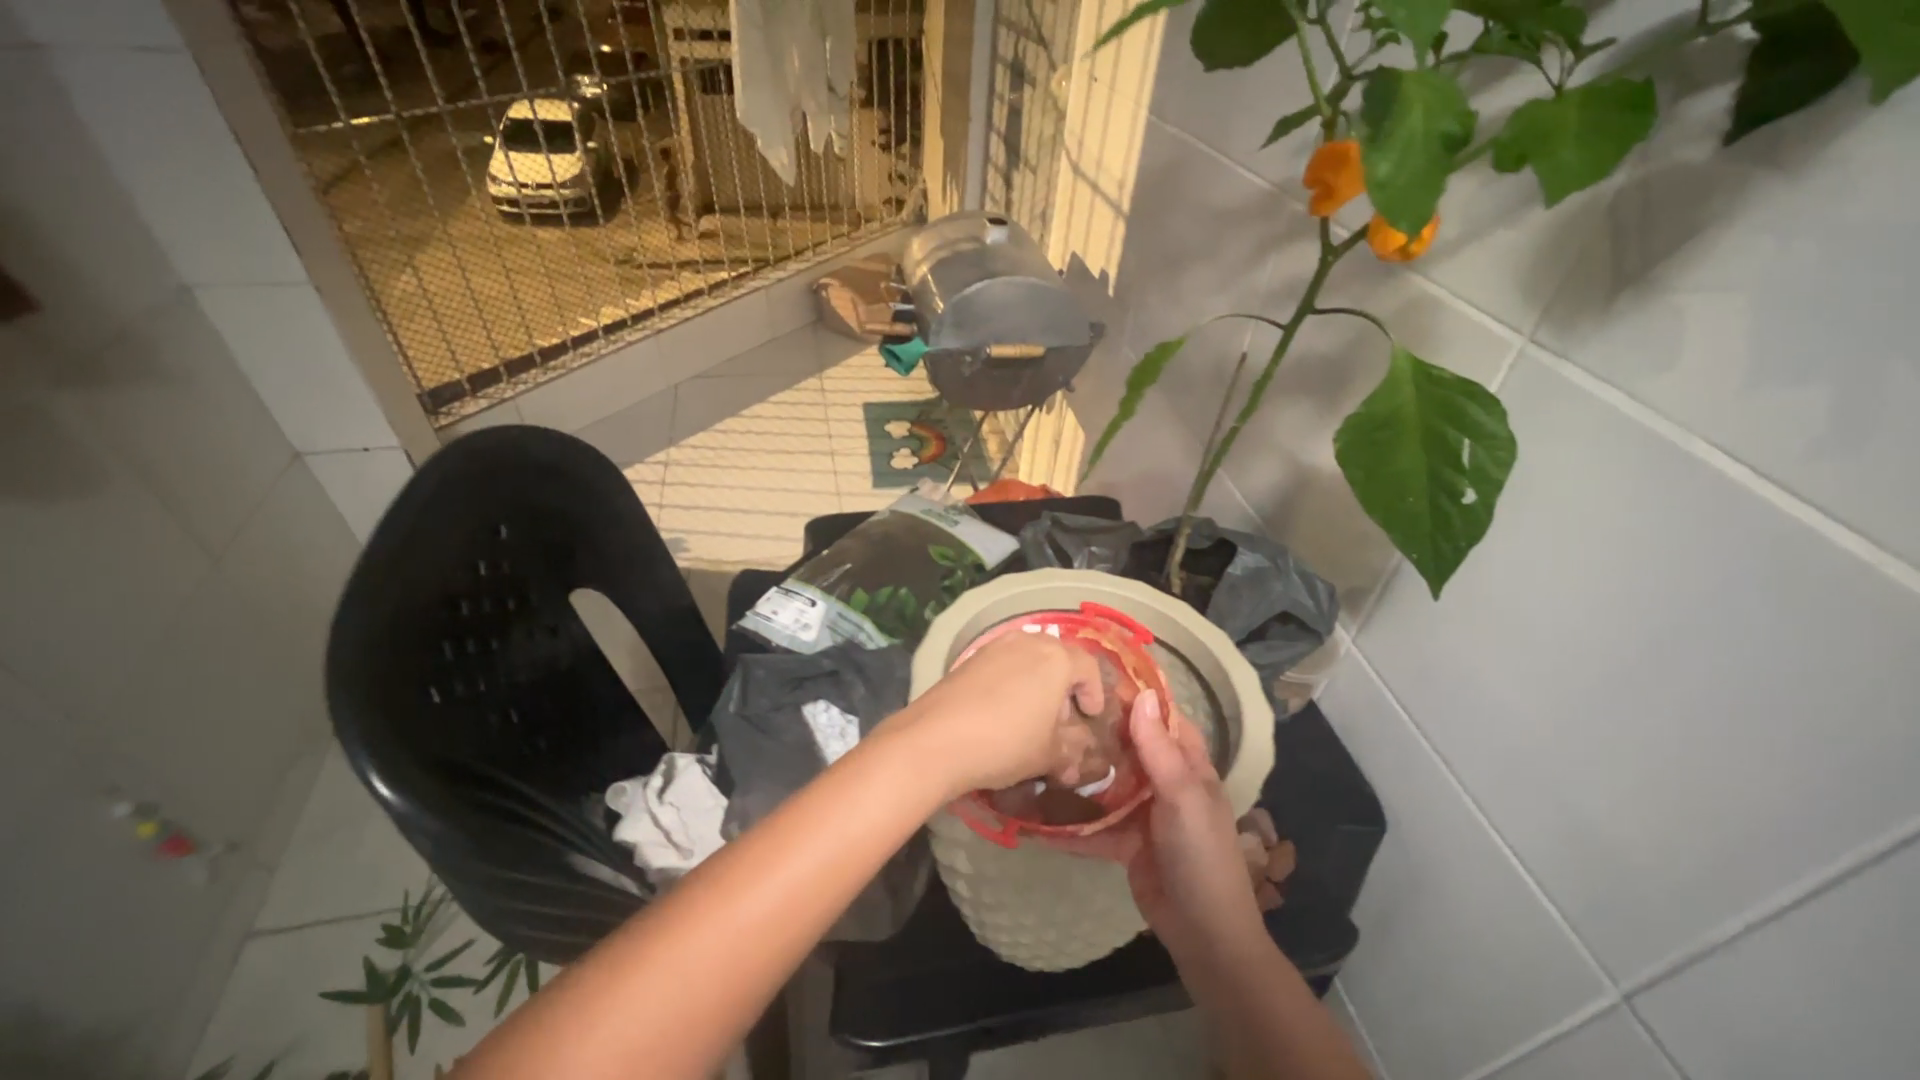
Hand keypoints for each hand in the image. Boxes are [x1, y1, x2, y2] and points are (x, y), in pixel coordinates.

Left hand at [889, 631, 1106, 796]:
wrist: (936, 739)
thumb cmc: (1006, 743)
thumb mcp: (1048, 755)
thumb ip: (1070, 752)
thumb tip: (1075, 762)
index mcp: (1056, 659)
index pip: (1088, 667)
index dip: (1094, 692)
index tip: (1091, 716)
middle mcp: (1027, 643)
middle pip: (1057, 658)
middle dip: (1065, 686)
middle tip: (1063, 718)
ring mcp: (994, 648)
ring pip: (1028, 659)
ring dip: (1037, 683)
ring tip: (1032, 717)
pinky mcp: (968, 660)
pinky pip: (1002, 666)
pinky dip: (1011, 683)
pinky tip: (1002, 713)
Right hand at [1058, 691, 1266, 959]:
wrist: (1204, 932)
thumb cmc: (1201, 855)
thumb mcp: (1183, 798)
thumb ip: (1159, 750)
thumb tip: (1144, 694)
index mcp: (1189, 766)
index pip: (1162, 719)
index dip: (1136, 697)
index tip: (1095, 676)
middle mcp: (1165, 783)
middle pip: (1129, 748)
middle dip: (1098, 732)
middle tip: (1052, 711)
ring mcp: (1144, 814)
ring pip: (1107, 784)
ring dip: (1080, 775)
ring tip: (1037, 752)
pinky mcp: (1125, 843)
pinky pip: (1094, 826)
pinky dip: (1069, 823)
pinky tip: (1033, 815)